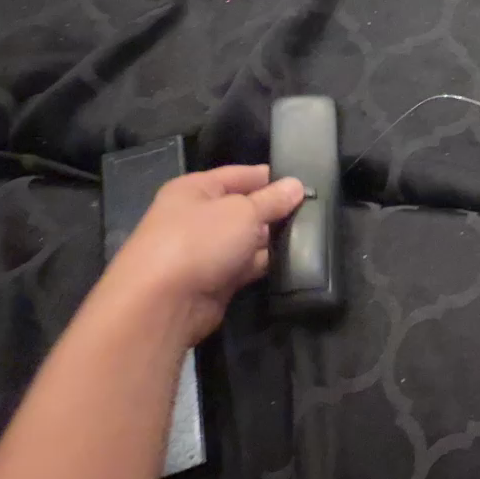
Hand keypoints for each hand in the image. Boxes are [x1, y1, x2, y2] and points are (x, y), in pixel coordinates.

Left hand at [95, 164, 304, 348]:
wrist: (162, 303)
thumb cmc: (199, 242)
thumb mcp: (243, 211)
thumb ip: (273, 199)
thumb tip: (297, 185)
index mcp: (195, 189)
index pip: (240, 174)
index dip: (272, 177)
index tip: (307, 182)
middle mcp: (198, 216)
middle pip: (246, 207)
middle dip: (277, 210)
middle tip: (317, 210)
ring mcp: (207, 249)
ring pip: (250, 238)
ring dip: (274, 239)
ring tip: (315, 234)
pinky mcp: (216, 278)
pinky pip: (248, 265)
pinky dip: (267, 263)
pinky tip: (296, 260)